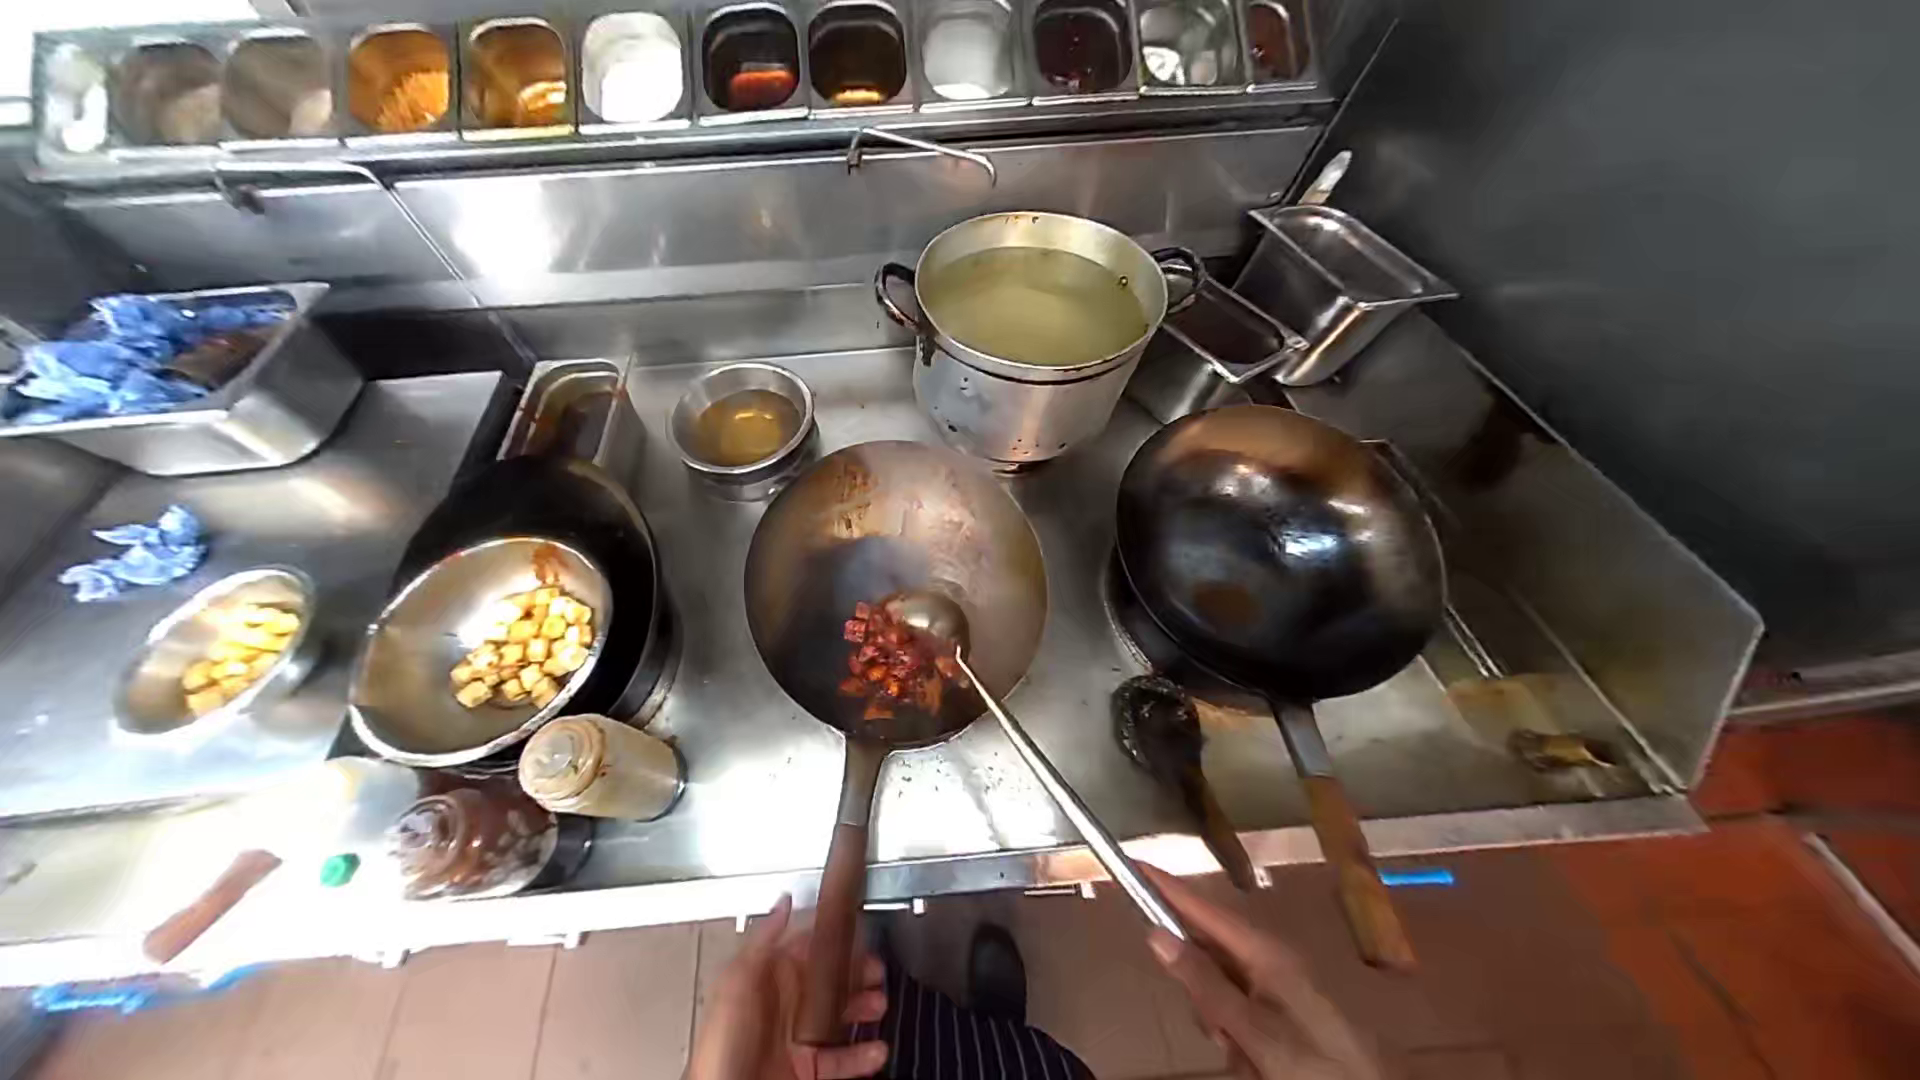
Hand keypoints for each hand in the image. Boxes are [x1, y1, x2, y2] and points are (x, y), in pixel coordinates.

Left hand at [687, 895, 889, 1079]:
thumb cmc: (719, 1048)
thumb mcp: (737, 984)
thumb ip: (763, 939)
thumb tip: (783, 902)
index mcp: (770, 980)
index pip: (809, 949)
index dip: (834, 942)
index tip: (859, 933)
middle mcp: (787, 1007)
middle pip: (830, 981)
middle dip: (858, 973)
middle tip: (877, 970)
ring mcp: (798, 1040)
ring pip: (840, 1016)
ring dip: (865, 1007)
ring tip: (880, 1003)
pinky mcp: (807, 1072)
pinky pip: (840, 1062)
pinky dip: (862, 1057)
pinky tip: (876, 1051)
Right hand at [1143, 866, 1383, 1079]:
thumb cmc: (1317, 1064)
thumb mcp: (1255, 1030)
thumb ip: (1203, 983)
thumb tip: (1155, 934)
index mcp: (1263, 949)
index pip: (1200, 906)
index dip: (1164, 885)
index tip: (1130, 863)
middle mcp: (1268, 957)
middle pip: (1204, 951)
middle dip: (1198, 990)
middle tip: (1219, 1031)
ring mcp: (1276, 983)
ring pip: (1217, 985)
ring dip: (1218, 1021)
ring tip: (1246, 1058)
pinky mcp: (1282, 1008)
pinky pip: (1237, 1008)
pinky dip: (1236, 1035)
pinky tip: (1254, 1062)